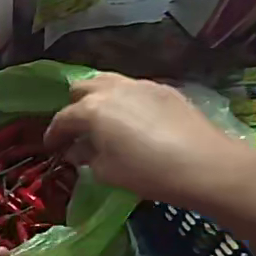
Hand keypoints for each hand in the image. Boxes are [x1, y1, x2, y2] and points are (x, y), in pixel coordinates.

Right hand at [44, 73, 255, 212]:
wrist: (204, 164)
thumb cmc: (148, 172)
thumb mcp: (108, 172)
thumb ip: (87, 157)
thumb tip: (78, 151)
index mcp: (91, 109)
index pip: (62, 118)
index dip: (53, 134)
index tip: (52, 147)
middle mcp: (112, 89)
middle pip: (81, 89)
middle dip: (74, 108)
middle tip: (77, 131)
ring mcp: (140, 84)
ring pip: (108, 82)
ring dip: (99, 99)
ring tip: (104, 120)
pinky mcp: (164, 89)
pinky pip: (133, 89)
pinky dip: (124, 101)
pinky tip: (134, 121)